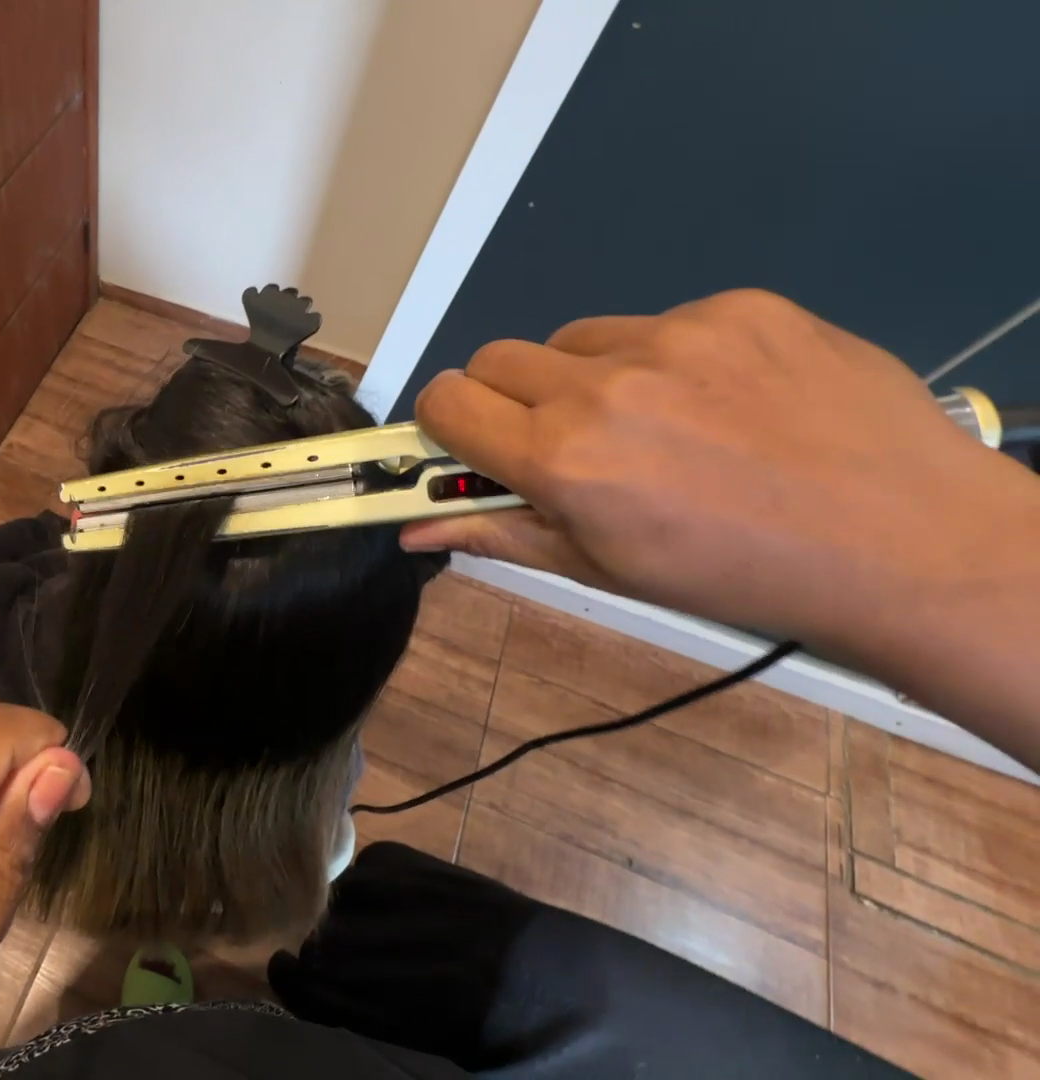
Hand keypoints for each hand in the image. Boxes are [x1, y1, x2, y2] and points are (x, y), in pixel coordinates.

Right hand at [400, 289, 1039, 647]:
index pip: (444, 400)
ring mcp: (675, 337)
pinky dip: (659, 358)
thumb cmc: (729, 572)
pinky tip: (713, 400)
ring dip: (578, 376)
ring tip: (645, 421)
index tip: (471, 443)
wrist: (906, 542)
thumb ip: (492, 533)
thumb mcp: (597, 567)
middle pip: (492, 358)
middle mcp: (603, 386)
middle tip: (555, 439)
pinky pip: (654, 321)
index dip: (446, 423)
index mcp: (560, 458)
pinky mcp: (739, 307)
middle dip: (504, 399)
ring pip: (570, 338)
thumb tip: (409, 529)